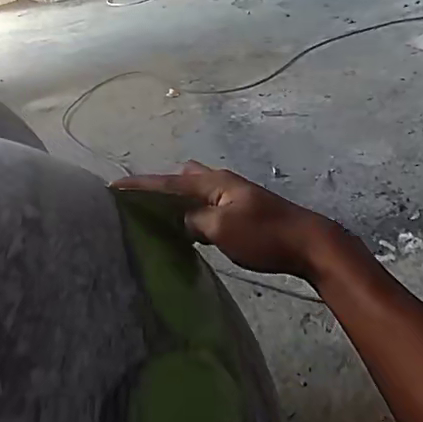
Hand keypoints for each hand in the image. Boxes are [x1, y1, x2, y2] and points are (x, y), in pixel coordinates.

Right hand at [114, 161, 351, 278]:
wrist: (309, 243)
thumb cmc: (264, 235)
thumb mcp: (221, 229)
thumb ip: (194, 221)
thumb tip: (183, 220)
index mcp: (212, 181)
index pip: (167, 181)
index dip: (140, 185)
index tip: (113, 186)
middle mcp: (220, 181)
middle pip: (182, 177)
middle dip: (160, 186)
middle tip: (141, 203)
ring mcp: (233, 195)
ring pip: (196, 190)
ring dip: (178, 199)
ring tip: (160, 216)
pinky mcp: (241, 210)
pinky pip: (206, 204)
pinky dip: (192, 210)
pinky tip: (188, 227)